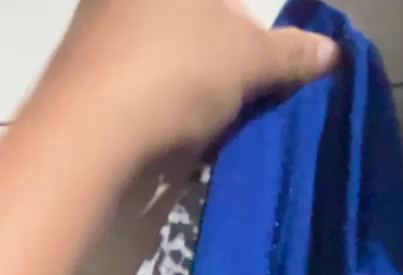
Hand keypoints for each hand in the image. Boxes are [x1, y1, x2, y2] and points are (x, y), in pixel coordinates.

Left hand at [31, 0, 339, 163]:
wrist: (87, 132)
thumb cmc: (177, 72)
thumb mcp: (249, 62)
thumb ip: (289, 54)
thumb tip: (330, 53)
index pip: (227, 7)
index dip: (245, 36)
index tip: (256, 71)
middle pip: (184, 18)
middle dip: (213, 55)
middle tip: (233, 96)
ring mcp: (90, 23)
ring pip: (153, 49)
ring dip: (180, 81)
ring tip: (199, 122)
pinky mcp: (72, 69)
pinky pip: (125, 78)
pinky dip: (147, 100)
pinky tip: (160, 131)